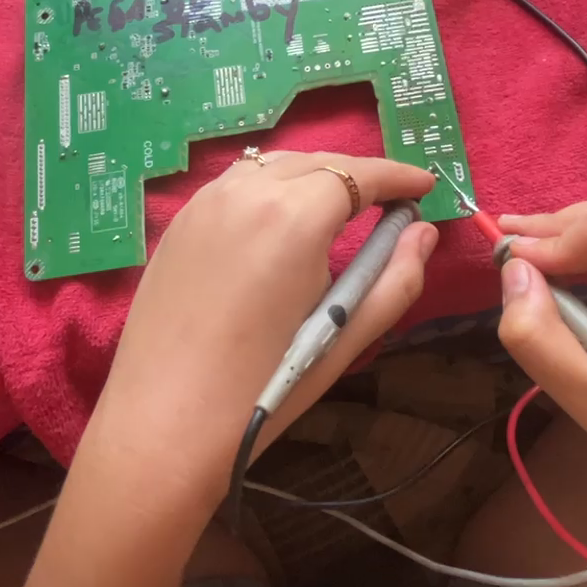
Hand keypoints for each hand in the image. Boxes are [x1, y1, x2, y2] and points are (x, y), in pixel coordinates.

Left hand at [83, 151, 437, 509]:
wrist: (162, 424)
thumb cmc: (263, 388)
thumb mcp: (343, 337)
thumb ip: (394, 278)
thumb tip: (422, 232)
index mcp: (292, 217)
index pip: (358, 174)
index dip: (396, 175)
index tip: (424, 184)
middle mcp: (246, 192)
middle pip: (317, 162)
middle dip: (358, 175)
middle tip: (389, 200)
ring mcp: (204, 201)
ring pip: (273, 166)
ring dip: (313, 175)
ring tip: (337, 206)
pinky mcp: (179, 221)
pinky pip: (236, 183)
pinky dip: (270, 186)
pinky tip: (279, 218)